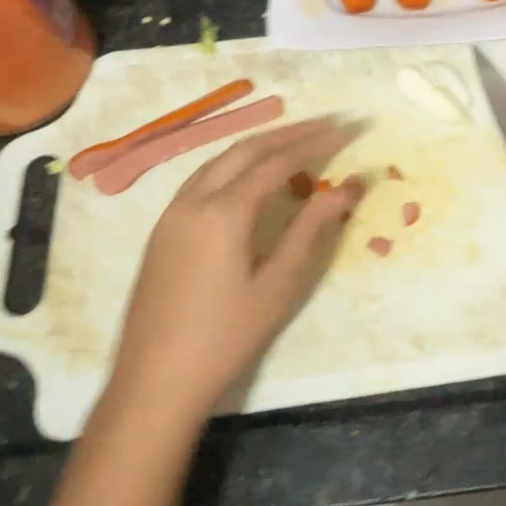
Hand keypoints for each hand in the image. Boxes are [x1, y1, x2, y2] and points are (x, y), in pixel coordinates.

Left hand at [106, 118, 363, 415]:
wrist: (154, 381)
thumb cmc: (225, 337)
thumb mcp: (279, 283)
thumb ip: (312, 227)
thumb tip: (351, 186)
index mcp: (224, 210)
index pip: (279, 160)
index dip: (317, 141)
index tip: (350, 128)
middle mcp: (193, 199)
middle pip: (248, 149)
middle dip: (292, 132)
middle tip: (332, 124)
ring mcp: (172, 213)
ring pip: (221, 159)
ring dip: (262, 144)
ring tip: (300, 141)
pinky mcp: (163, 230)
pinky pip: (205, 177)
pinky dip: (238, 164)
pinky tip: (254, 175)